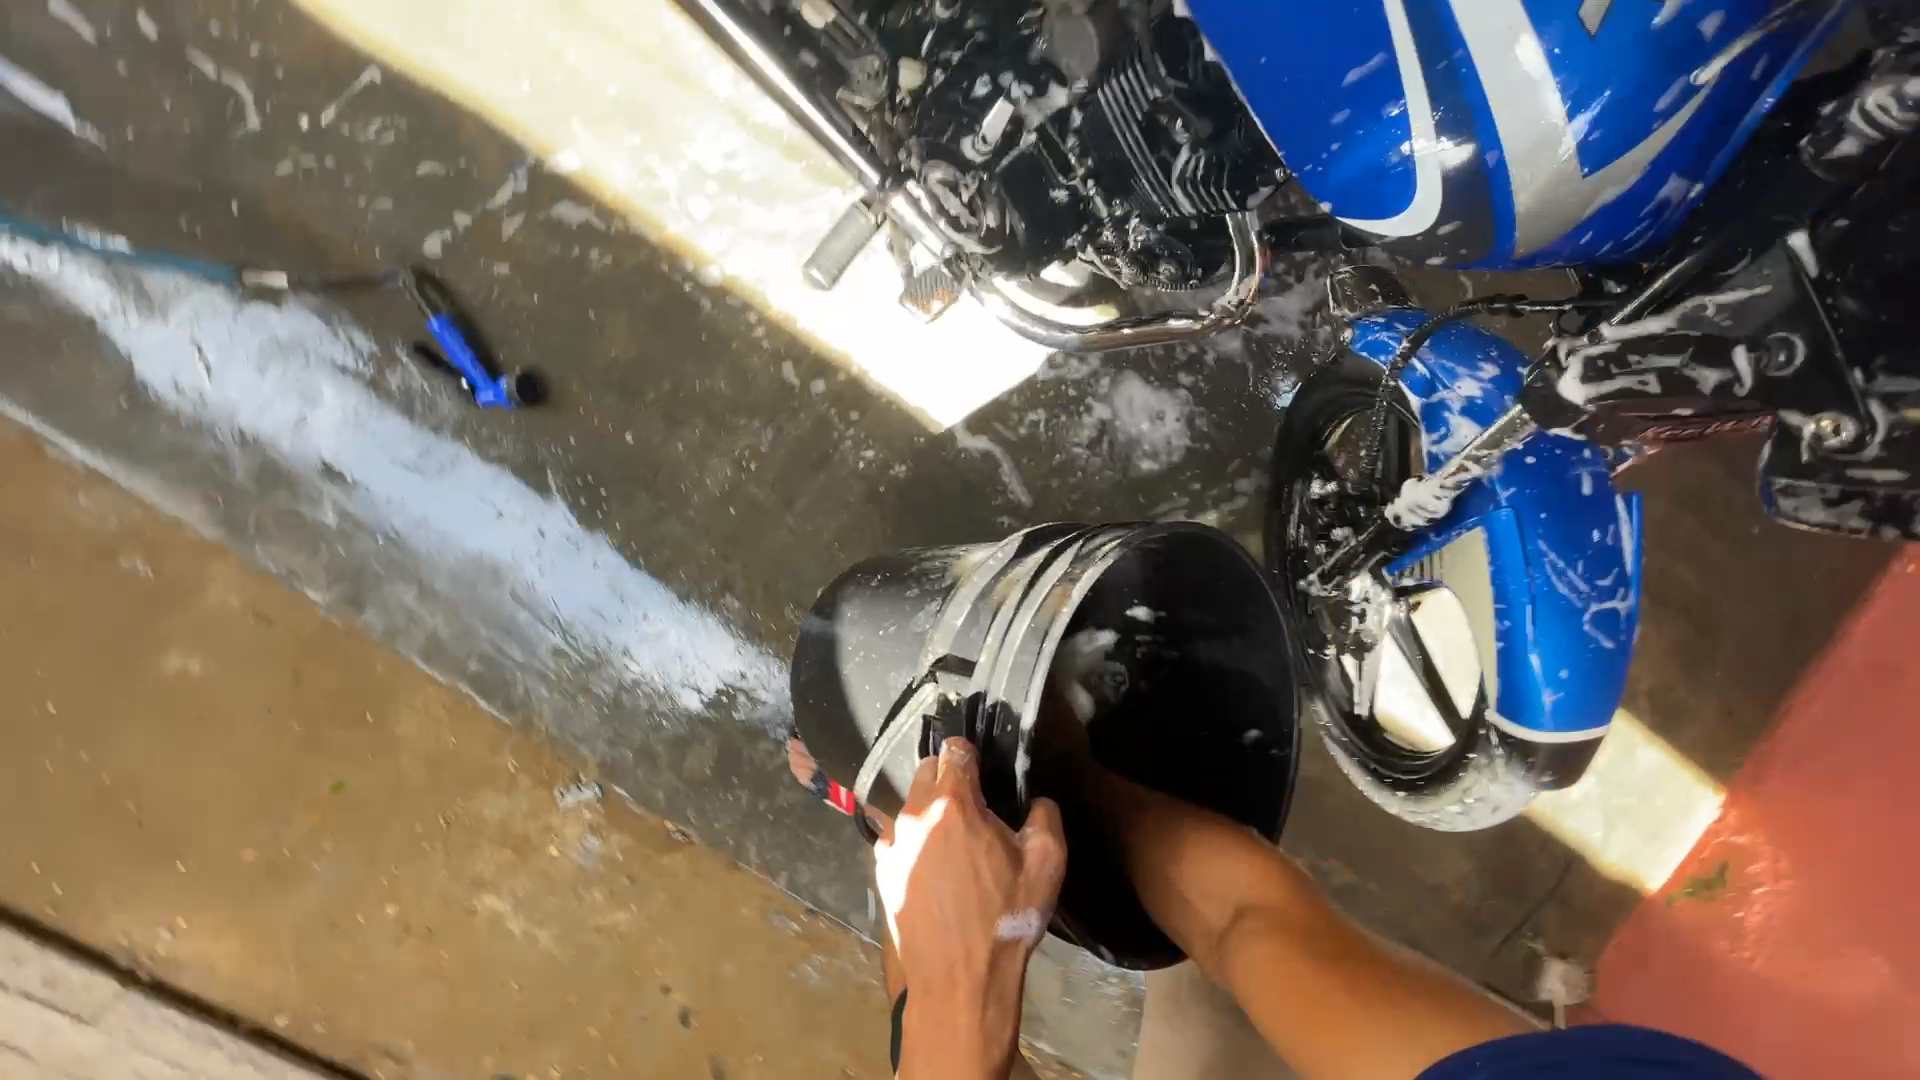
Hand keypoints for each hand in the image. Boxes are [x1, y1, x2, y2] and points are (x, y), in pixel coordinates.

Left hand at [875, 738, 1066, 1079]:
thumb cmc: (1005, 918)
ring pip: (909, 806)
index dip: (971, 754)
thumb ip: (1044, 815)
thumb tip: (1036, 800)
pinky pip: (897, 840)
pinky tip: (932, 872)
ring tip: (952, 846)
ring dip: (929, 814)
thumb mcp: (1046, 863)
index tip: (982, 771)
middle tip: (972, 809)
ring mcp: (891, 843)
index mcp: (953, 802)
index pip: (954, 749)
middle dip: (947, 780)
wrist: (960, 981)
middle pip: (926, 771)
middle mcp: (914, 813)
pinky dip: (913, 844)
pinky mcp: (880, 871)